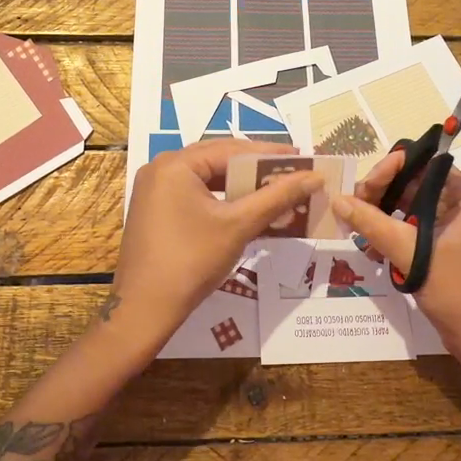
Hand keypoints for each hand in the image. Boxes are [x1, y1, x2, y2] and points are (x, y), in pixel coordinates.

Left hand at [110, 139, 324, 350]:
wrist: (144, 310)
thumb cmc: (191, 261)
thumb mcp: (238, 226)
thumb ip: (277, 197)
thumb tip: (315, 177)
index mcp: (175, 164)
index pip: (231, 149)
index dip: (270, 153)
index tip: (302, 156)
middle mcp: (161, 169)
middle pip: (218, 160)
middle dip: (257, 169)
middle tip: (293, 171)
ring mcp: (154, 191)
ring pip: (207, 179)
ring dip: (241, 186)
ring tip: (276, 190)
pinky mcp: (155, 212)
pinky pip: (195, 195)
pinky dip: (222, 201)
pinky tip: (248, 210)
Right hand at [330, 149, 460, 351]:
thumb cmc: (457, 290)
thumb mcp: (411, 253)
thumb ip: (372, 223)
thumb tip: (338, 199)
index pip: (424, 164)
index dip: (392, 168)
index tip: (364, 187)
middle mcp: (460, 208)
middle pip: (413, 185)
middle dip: (381, 194)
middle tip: (353, 210)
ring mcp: (452, 231)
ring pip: (409, 209)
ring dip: (382, 216)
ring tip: (357, 231)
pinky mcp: (444, 252)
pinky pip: (413, 232)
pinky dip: (392, 236)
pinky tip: (372, 251)